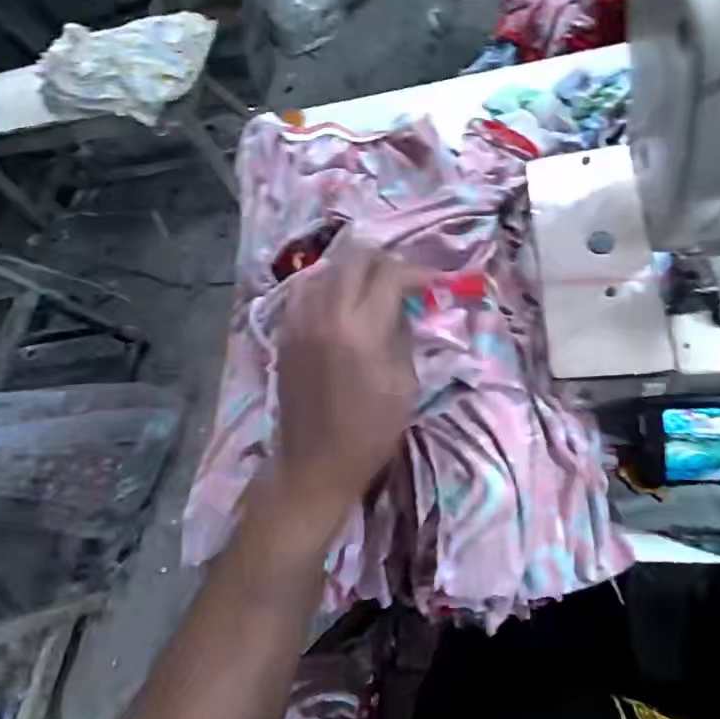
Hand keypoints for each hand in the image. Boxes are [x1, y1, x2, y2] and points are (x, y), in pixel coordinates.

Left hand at [256, 231, 427, 550]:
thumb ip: (404, 333)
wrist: (315, 462)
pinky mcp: (285, 330)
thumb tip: (406, 304)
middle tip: (405, 280)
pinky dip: (329, 284)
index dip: (417, 271)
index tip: (434, 282)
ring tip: (374, 289)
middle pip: (356, 257)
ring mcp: (299, 319)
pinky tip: (343, 302)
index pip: (390, 273)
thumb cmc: (371, 430)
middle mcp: (326, 314)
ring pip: (328, 266)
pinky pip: (306, 288)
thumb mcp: (405, 383)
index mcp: (362, 330)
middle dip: (386, 262)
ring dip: (356, 270)